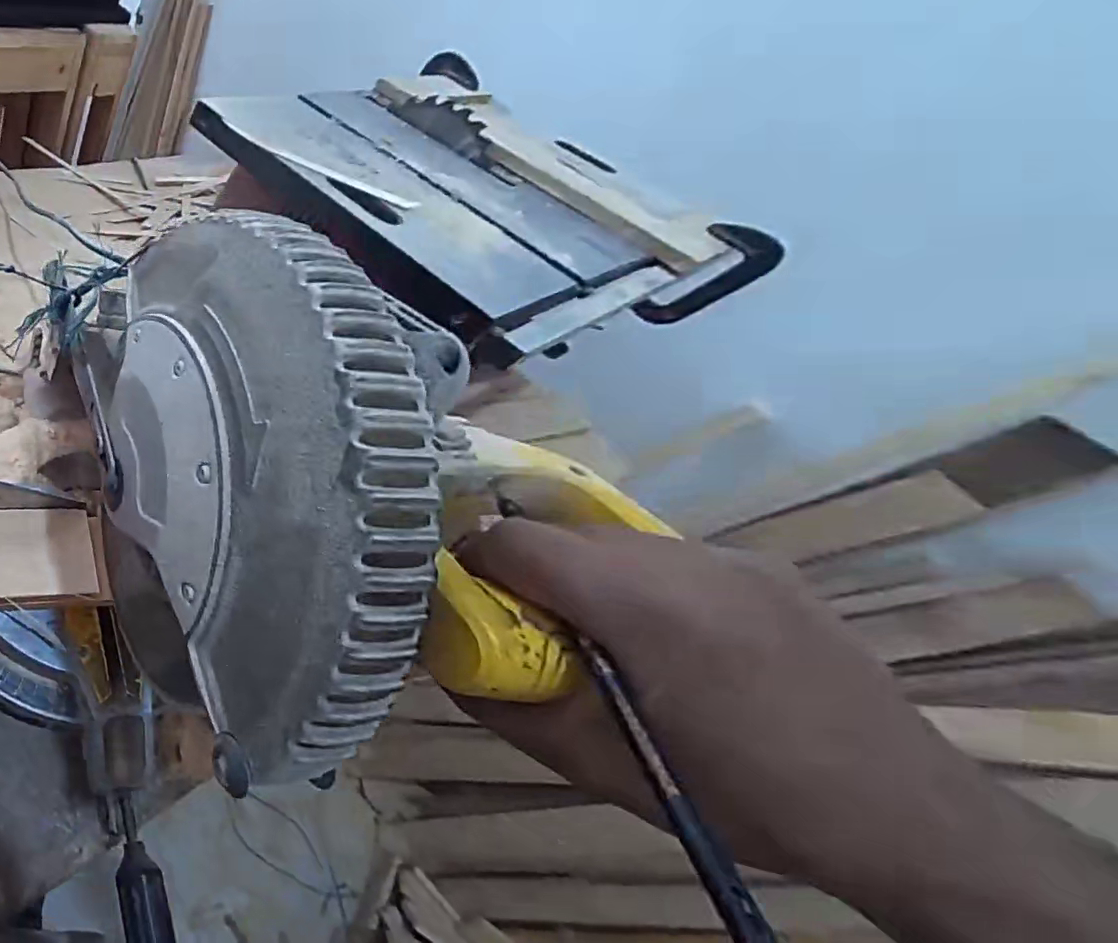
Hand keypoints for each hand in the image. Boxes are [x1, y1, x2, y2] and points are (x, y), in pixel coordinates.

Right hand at [447, 521, 1114, 940]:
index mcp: (637, 603)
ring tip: (584, 625)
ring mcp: (726, 555)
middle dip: (520, 563)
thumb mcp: (597, 766)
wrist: (910, 820)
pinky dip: (630, 576)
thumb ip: (505, 706)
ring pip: (609, 538)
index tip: (459, 591)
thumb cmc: (732, 797)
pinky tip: (655, 631)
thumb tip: (442, 663)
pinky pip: (662, 553)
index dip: (472, 558)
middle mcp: (678, 558)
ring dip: (575, 568)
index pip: (517, 542)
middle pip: (558, 532)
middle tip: (514, 616)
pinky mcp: (760, 565)